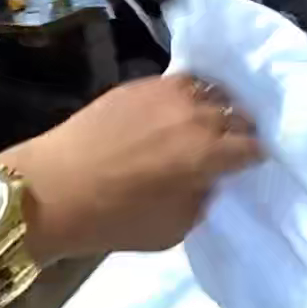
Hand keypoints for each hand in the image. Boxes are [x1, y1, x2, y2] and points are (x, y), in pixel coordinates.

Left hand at [0, 75, 260, 263]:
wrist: (54, 186)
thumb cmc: (115, 218)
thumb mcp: (176, 226)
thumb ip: (203, 195)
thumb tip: (209, 176)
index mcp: (208, 152)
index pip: (251, 146)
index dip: (253, 157)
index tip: (249, 164)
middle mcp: (194, 113)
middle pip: (235, 113)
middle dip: (239, 129)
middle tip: (231, 144)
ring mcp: (164, 92)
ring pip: (209, 89)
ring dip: (215, 105)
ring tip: (208, 121)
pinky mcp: (138, 83)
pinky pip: (177, 81)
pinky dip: (187, 94)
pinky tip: (179, 107)